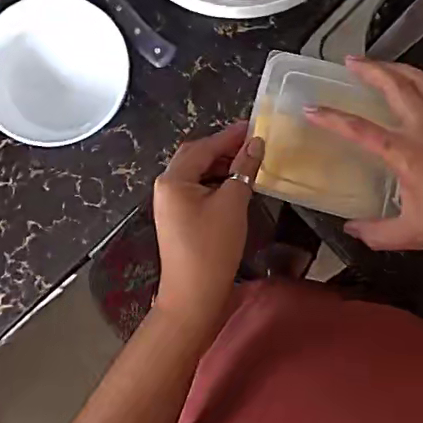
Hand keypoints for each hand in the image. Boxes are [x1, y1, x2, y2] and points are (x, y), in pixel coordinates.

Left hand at [151, 122, 263, 327]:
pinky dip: (216, 181)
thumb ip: (244, 169)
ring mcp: (170, 203)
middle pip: (196, 156)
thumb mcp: (233, 204)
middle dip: (224, 147)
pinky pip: (197, 188)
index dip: (229, 135)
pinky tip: (236, 183)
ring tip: (249, 161)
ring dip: (221, 164)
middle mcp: (166, 186)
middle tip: (253, 142)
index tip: (254, 126)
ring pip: (197, 172)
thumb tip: (256, 143)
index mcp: (173, 179)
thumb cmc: (212, 248)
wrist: (193, 296)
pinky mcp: (178, 217)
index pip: (204, 147)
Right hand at [305, 57, 422, 264]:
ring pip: (422, 80)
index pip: (361, 130)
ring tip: (381, 64)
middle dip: (369, 70)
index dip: (332, 119)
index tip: (311, 109)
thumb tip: (350, 230)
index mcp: (408, 155)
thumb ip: (377, 233)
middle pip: (395, 86)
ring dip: (398, 67)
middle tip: (350, 61)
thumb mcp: (415, 234)